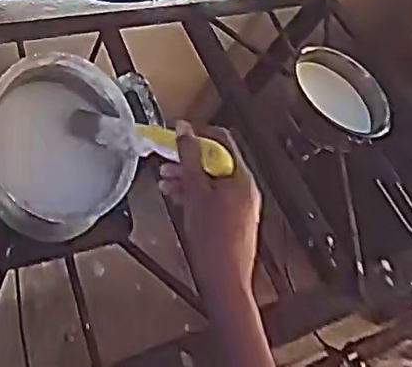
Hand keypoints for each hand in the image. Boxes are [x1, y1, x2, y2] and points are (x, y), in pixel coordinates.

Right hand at [159, 121, 259, 300]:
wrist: (224, 284)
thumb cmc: (212, 239)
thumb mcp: (195, 190)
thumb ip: (189, 156)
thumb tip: (184, 128)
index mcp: (242, 177)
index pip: (222, 140)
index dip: (198, 135)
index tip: (178, 139)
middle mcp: (245, 189)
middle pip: (215, 161)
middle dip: (188, 161)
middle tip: (167, 162)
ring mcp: (241, 206)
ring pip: (212, 180)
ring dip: (188, 178)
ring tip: (166, 182)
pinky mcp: (233, 221)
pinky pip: (214, 197)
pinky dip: (196, 194)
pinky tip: (177, 198)